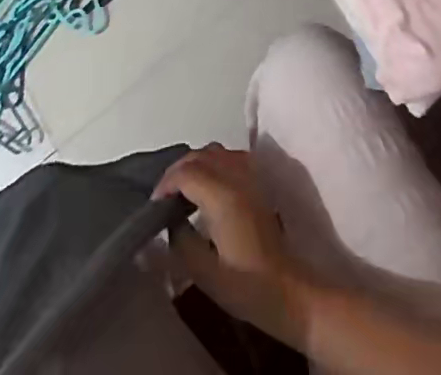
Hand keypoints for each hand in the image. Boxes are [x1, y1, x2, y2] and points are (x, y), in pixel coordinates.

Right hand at [153, 145, 306, 331]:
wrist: (286, 288)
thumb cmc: (244, 286)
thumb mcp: (203, 272)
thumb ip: (181, 240)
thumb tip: (170, 221)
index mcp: (224, 198)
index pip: (187, 173)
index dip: (165, 184)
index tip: (154, 205)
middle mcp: (239, 178)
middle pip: (201, 155)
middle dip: (177, 171)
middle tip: (163, 197)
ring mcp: (252, 177)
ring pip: (217, 151)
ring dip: (196, 163)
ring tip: (182, 189)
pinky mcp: (259, 183)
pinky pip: (231, 157)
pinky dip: (214, 162)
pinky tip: (207, 185)